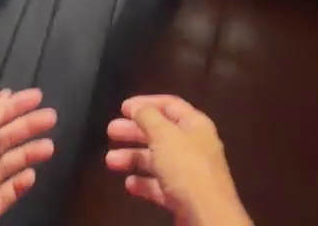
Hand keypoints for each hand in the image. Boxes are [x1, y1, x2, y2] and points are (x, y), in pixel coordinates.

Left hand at [0, 88, 57, 225]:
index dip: (13, 105)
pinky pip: (6, 193)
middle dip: (26, 126)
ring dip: (28, 154)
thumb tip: (5, 96)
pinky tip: (31, 177)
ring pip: (7, 165)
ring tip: (49, 149)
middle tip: (52, 118)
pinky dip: (19, 184)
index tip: (38, 96)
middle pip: (2, 138)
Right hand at [104, 95, 250, 225]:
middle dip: (134, 131)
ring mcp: (188, 172)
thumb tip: (137, 107)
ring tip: (110, 161)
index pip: (169, 105)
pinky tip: (129, 185)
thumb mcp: (164, 136)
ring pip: (157, 159)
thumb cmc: (186, 168)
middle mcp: (193, 145)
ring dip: (134, 158)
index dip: (145, 103)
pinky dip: (144, 183)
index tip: (122, 108)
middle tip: (111, 131)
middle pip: (160, 132)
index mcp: (195, 124)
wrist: (207, 217)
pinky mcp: (183, 197)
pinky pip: (160, 185)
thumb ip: (148, 117)